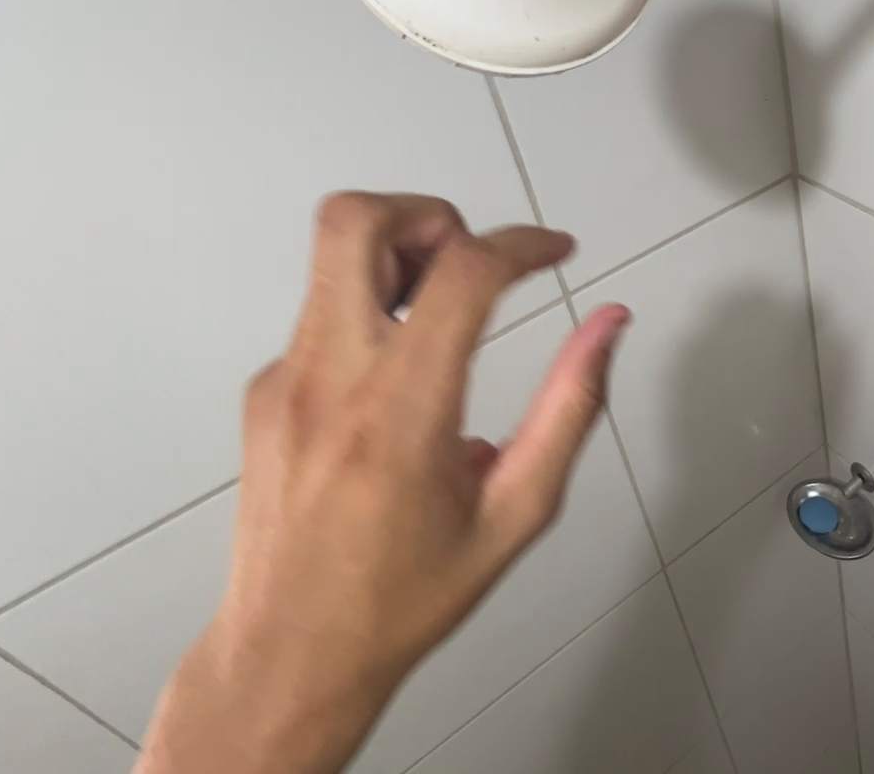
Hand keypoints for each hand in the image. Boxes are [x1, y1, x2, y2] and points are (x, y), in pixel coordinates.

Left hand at [136, 193, 629, 773]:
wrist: (287, 658)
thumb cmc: (414, 592)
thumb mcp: (519, 510)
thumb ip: (572, 406)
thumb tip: (610, 322)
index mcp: (402, 411)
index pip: (462, 275)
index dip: (523, 243)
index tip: (559, 251)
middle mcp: (329, 377)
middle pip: (356, 221)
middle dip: (432, 215)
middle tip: (475, 264)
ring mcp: (283, 378)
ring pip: (331, 252)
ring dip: (403, 252)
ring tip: (447, 313)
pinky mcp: (263, 390)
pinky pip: (325, 307)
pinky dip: (377, 304)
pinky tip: (403, 373)